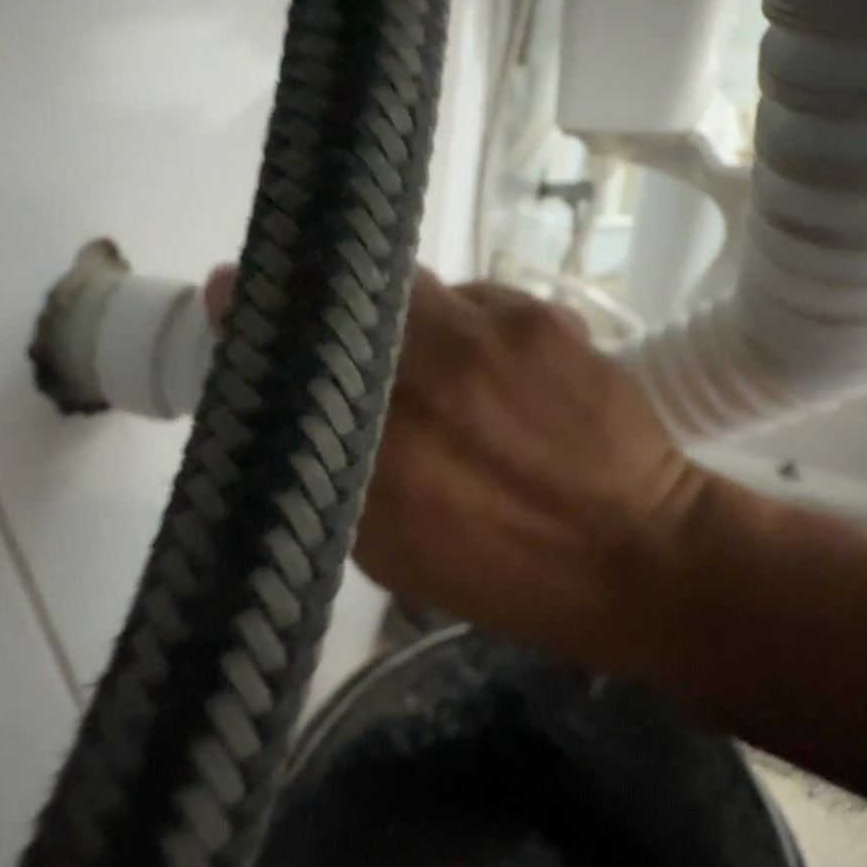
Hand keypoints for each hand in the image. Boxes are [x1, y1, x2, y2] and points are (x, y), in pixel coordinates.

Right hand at [204, 267, 704, 673]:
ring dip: (405, 318)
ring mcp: (489, 333)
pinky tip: (490, 372)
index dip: (251, 309)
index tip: (229, 292)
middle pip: (348, 296)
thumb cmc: (502, 574)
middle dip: (331, 305)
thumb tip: (301, 410)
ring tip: (430, 363)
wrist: (637, 555)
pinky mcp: (543, 313)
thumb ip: (335, 471)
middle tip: (336, 330)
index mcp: (380, 447)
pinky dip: (467, 329)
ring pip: (416, 291)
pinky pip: (477, 301)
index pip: (293, 350)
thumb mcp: (386, 548)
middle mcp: (425, 371)